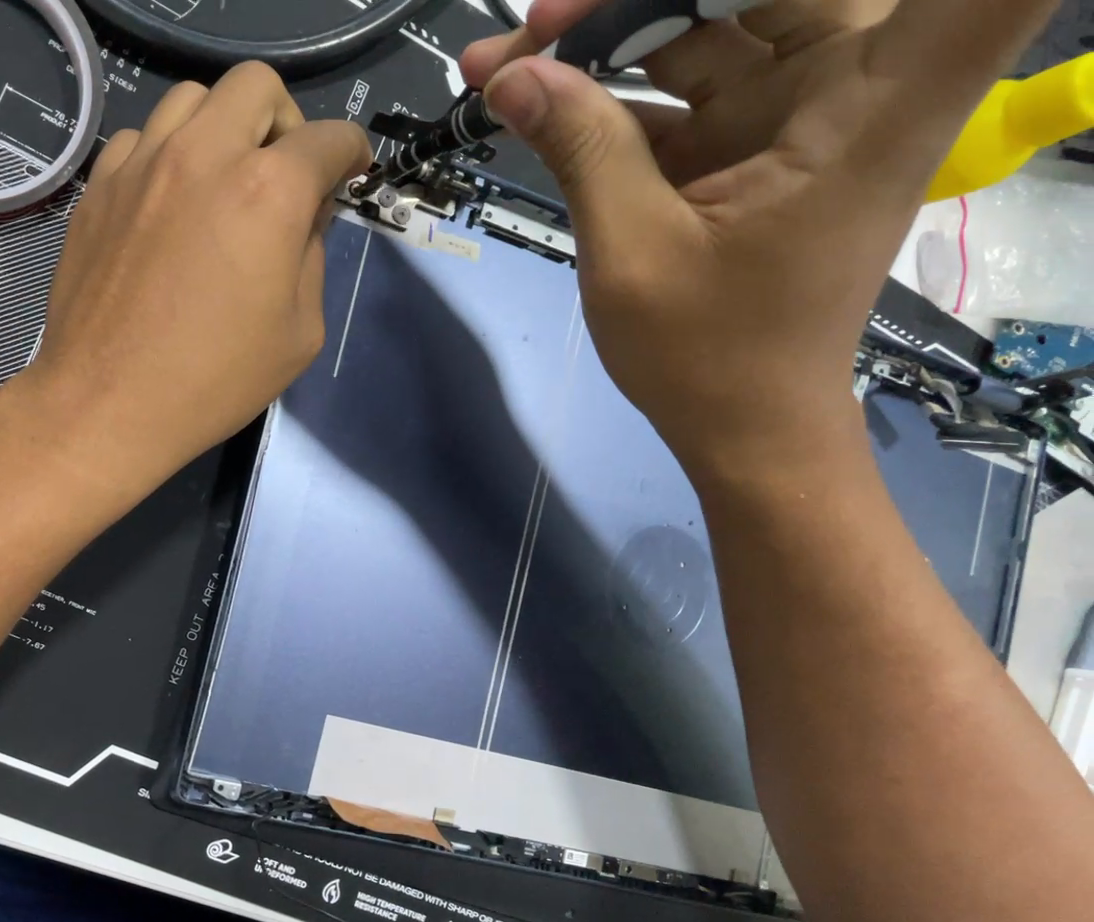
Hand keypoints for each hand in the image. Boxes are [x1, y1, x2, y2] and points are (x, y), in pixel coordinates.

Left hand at [0, 62, 370, 503]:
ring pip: (190, 100)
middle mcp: (204, 156)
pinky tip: (165, 203)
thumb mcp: (299, 333)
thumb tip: (305, 217)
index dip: (349, 155)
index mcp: (268, 190)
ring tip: (218, 181)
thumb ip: (312, 256)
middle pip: (256, 88)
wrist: (107, 404)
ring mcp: (142, 166)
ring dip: (219, 129)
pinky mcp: (98, 189)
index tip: (347, 174)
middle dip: (283, 122)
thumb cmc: (212, 382)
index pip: (328, 139)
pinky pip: (138, 140)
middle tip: (280, 174)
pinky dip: (163, 156)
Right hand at [459, 0, 1057, 481]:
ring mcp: (796, 105)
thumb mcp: (634, 252)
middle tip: (536, 25)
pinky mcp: (748, 136)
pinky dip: (611, 85)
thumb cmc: (710, 354)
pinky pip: (682, 79)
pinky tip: (534, 94)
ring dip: (614, 29)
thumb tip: (515, 77)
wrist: (740, 422)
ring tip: (509, 60)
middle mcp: (853, 79)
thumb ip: (584, 149)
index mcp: (872, 103)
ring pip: (714, 18)